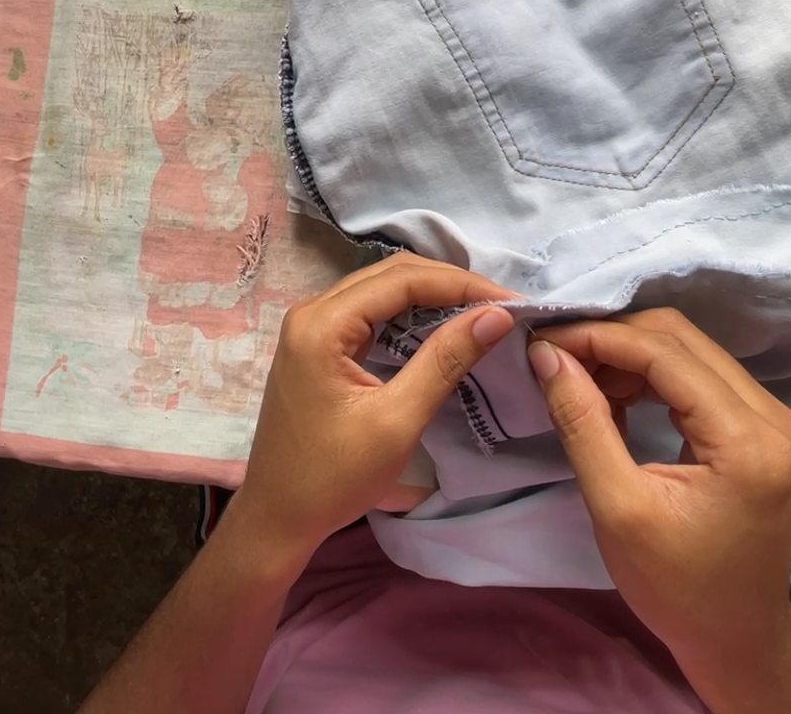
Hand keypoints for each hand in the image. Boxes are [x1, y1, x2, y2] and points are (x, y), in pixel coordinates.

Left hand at [234, 254, 514, 562]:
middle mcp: (312, 311)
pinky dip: (409, 314)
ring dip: (431, 295)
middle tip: (501, 305)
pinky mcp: (318, 343)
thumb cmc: (333, 477)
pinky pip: (370, 312)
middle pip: (389, 276)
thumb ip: (444, 361)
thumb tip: (495, 316)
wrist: (278, 515)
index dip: (460, 284)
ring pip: (380, 289)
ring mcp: (312, 326)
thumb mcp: (397, 421)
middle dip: (449, 284)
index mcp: (322, 324)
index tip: (511, 301)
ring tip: (481, 311)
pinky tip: (441, 326)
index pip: (400, 281)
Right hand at [528, 309, 790, 680]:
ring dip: (625, 353)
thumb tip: (546, 355)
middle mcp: (770, 416)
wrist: (736, 639)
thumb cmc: (675, 585)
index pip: (663, 353)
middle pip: (679, 337)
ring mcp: (770, 418)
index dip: (597, 337)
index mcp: (746, 441)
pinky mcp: (757, 426)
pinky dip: (645, 373)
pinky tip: (612, 396)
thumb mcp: (616, 507)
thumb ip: (582, 423)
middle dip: (609, 338)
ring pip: (685, 348)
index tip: (542, 341)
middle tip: (555, 357)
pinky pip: (694, 372)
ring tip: (578, 381)